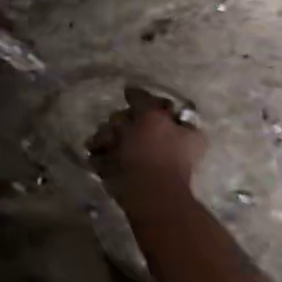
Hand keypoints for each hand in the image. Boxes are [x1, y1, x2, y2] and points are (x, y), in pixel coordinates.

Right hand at [88, 87, 208, 191]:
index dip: (144, 107)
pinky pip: (107, 152)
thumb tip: (130, 89)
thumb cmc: (154, 152)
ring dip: (106, 137)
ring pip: (116, 135)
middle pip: (133, 120)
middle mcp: (166, 143)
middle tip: (118, 131)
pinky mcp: (124, 170)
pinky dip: (101, 152)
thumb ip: (143, 99)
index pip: (160, 108)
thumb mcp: (152, 116)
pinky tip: (99, 154)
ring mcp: (144, 158)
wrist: (144, 191)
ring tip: (104, 145)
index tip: (133, 108)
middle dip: (119, 124)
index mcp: (183, 131)